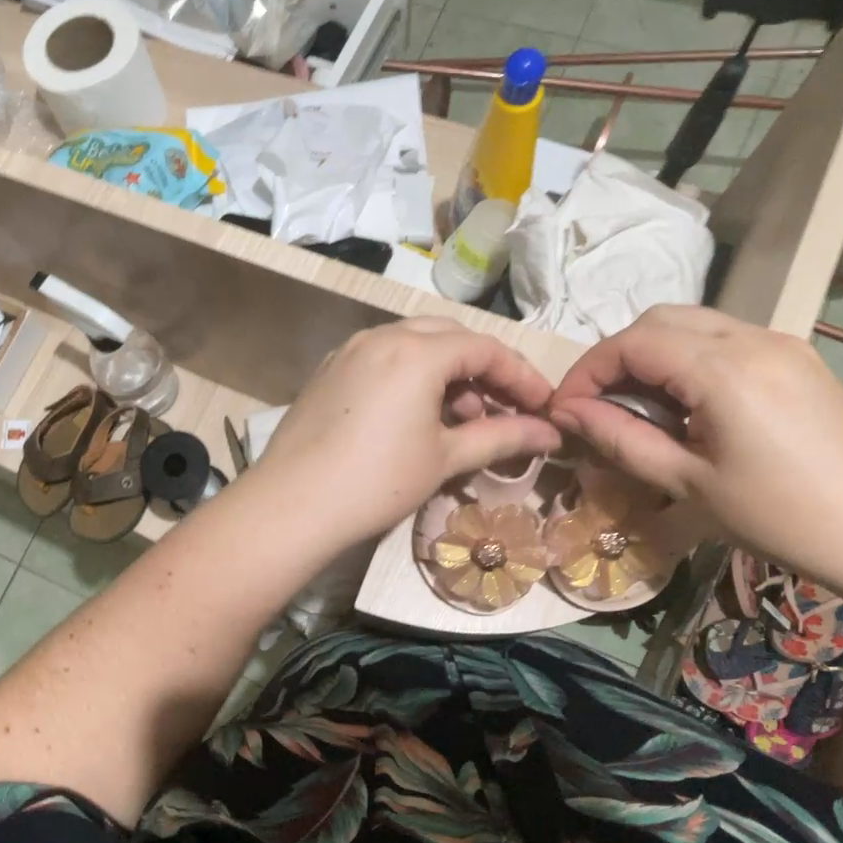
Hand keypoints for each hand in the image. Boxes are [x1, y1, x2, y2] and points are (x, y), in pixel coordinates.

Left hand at [250, 318, 563, 546]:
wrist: (292, 505)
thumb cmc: (376, 482)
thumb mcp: (444, 459)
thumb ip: (501, 437)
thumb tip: (550, 432)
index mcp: (416, 351)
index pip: (485, 348)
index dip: (521, 376)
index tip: (544, 407)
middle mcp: (381, 336)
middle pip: (449, 338)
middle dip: (483, 370)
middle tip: (504, 411)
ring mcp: (348, 351)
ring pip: (413, 345)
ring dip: (446, 374)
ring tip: (461, 422)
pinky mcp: (327, 372)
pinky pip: (381, 360)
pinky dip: (410, 378)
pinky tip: (416, 417)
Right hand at [547, 306, 842, 591]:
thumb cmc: (787, 518)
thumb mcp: (690, 484)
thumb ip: (622, 440)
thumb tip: (567, 413)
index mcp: (724, 368)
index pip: (630, 342)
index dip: (586, 372)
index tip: (563, 413)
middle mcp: (754, 338)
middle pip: (660, 320)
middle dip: (615, 358)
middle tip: (596, 408)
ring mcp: (783, 345)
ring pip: (693, 325)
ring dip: (651, 356)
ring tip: (635, 411)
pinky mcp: (800, 361)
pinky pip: (725, 340)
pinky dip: (687, 361)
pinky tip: (686, 409)